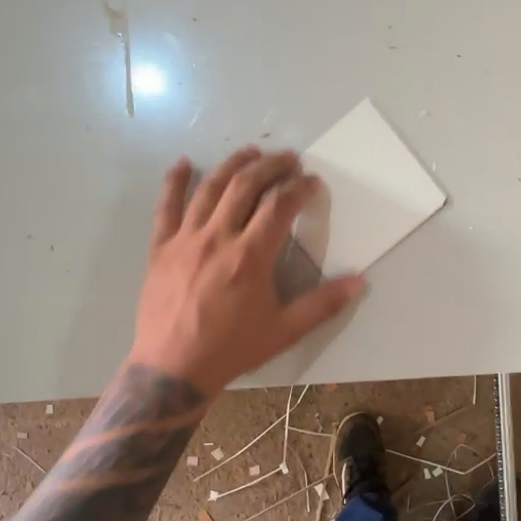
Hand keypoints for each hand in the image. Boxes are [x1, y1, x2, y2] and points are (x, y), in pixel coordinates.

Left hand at [127, 147, 365, 394]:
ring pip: (209, 189)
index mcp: (251, 256)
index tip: (311, 181)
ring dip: (232, 165)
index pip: (280, 206)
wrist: (174, 368)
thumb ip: (322, 304)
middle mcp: (218, 237)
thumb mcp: (284, 330)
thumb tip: (360, 281)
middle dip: (270, 166)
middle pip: (245, 186)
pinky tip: (184, 163)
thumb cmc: (232, 349)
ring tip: (250, 152)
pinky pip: (166, 207)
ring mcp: (186, 240)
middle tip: (287, 158)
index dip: (299, 188)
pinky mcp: (161, 248)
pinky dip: (175, 182)